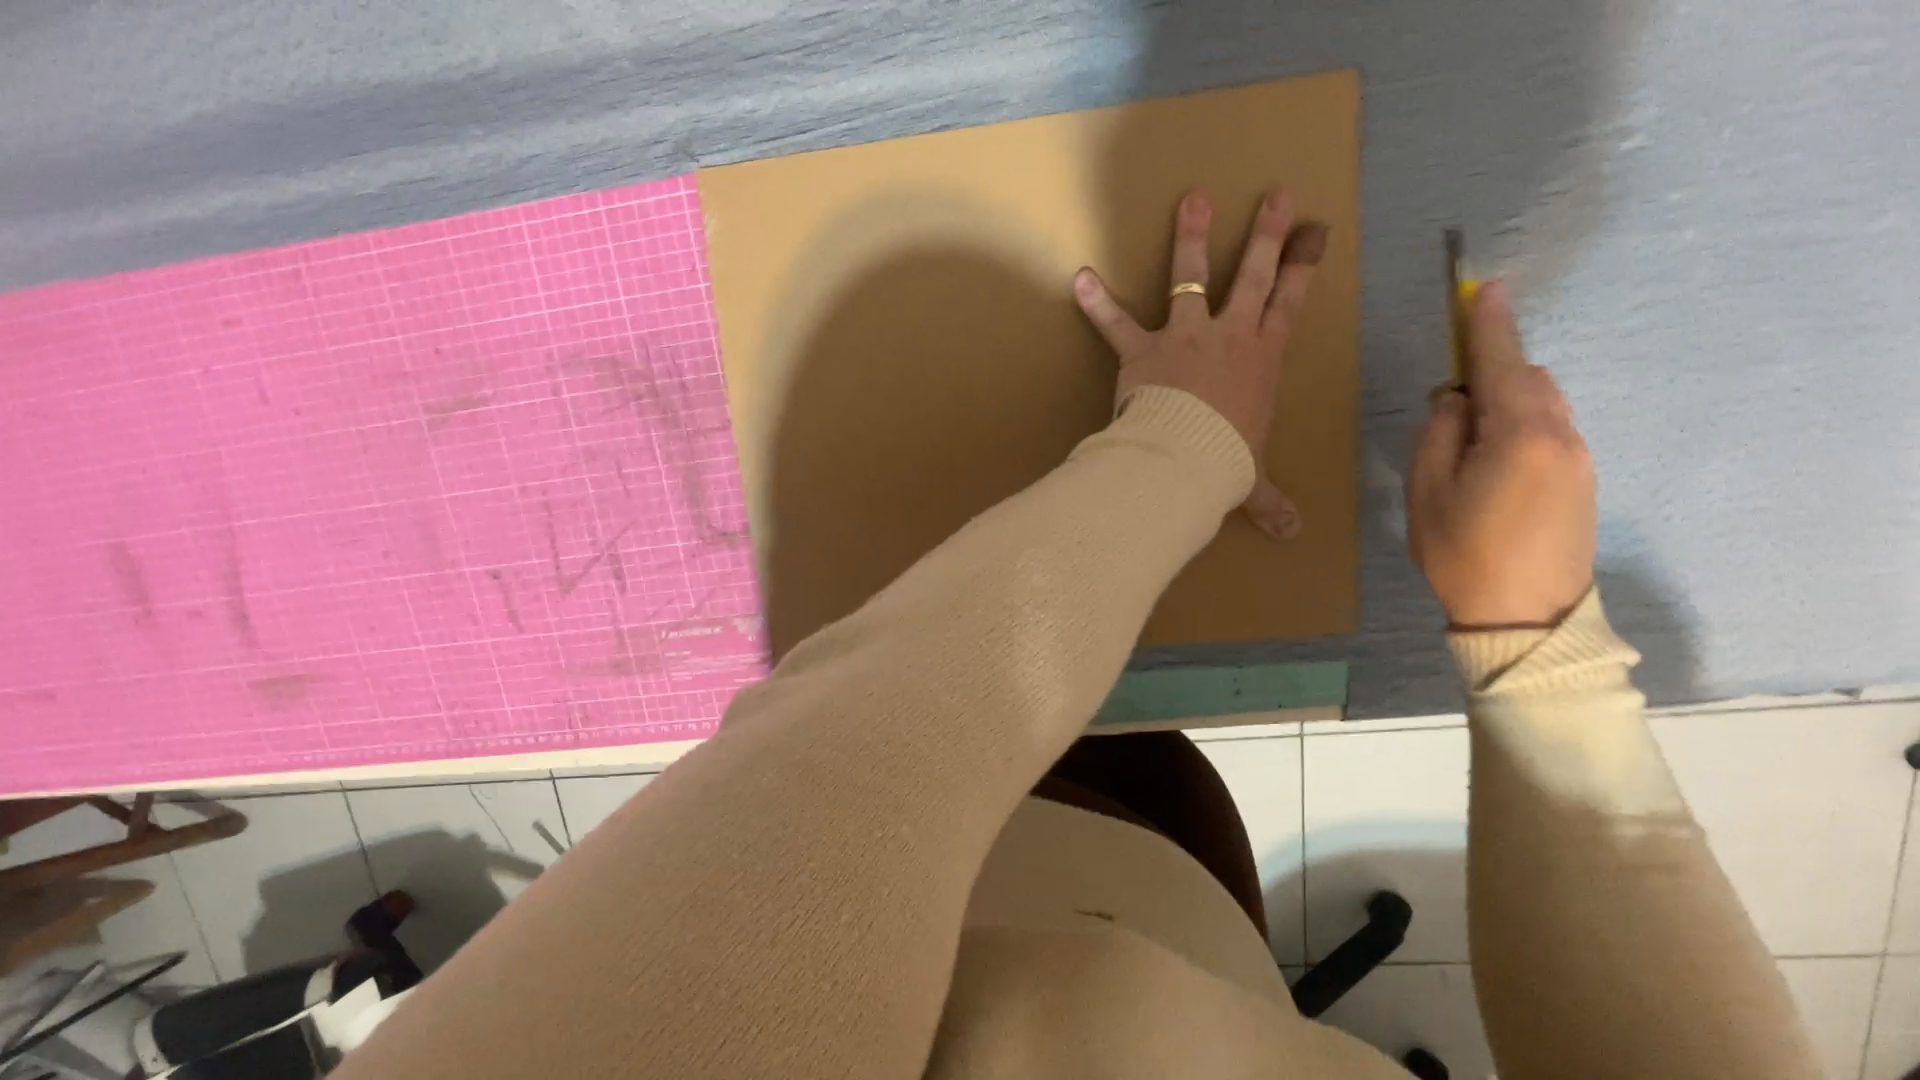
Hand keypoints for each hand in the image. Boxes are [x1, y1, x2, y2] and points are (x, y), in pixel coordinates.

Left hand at [1073, 190, 1327, 540]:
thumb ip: (1269, 501)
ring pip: (1189, 277)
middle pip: (1252, 274)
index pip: (1290, 303)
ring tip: (1194, 198)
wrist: (1182, 463)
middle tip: (1275, 195)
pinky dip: (1095, 303)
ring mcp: (1183, 337)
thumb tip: (1292, 534)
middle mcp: (1228, 336)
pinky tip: (1079, 277)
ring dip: (1190, 238)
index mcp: (1262, 359)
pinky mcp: (1141, 350)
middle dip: (1266, 233)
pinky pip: (1114, 322)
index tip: (1317, 229)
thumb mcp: (1251, 481)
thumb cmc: (1224, 465)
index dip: (1305, 264)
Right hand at [1408, 281, 1595, 628]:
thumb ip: (1438, 432)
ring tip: (1467, 447)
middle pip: (1527, 379)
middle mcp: (1560, 435)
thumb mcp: (1427, 491)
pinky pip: (1549, 432)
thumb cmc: (1463, 554)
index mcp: (1519, 433)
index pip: (1500, 362)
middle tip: (1449, 404)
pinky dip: (1520, 427)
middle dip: (1492, 372)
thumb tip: (1455, 398)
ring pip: (1541, 404)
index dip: (1487, 324)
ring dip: (1506, 403)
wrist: (1527, 617)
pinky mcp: (1582, 480)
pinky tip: (1493, 466)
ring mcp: (1578, 458)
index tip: (1484, 287)